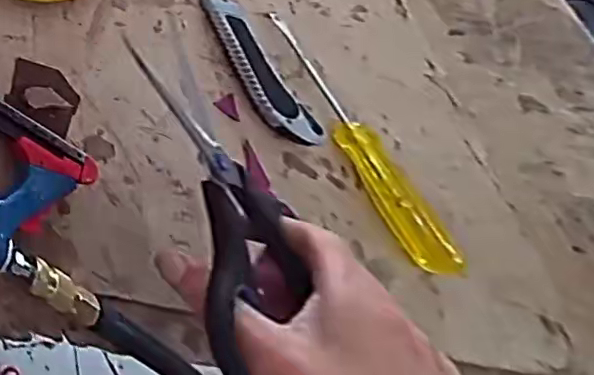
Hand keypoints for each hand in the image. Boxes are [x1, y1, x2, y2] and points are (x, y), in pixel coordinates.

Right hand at [155, 220, 455, 374]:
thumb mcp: (264, 351)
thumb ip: (215, 300)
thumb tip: (174, 262)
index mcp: (356, 291)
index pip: (310, 233)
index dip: (274, 233)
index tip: (251, 245)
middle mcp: (396, 316)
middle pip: (331, 273)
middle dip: (289, 280)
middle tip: (263, 307)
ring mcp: (419, 356)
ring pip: (357, 314)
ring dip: (320, 316)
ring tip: (290, 346)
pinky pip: (382, 349)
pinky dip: (351, 349)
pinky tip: (326, 370)